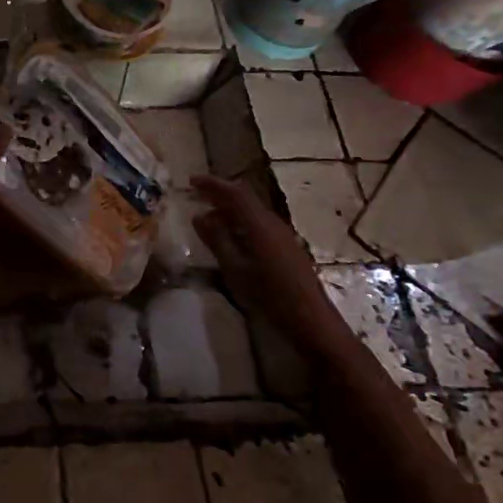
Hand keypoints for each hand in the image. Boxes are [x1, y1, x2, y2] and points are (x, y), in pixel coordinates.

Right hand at [190, 174, 334, 331]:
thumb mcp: (235, 268)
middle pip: (245, 199)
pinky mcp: (285, 249)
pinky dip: (239, 223)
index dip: (212, 184)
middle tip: (196, 195)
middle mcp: (272, 224)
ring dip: (229, 210)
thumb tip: (199, 216)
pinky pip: (258, 226)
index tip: (191, 181)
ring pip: (252, 213)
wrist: (311, 321)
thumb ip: (217, 239)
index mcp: (260, 225)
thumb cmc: (269, 295)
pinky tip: (229, 238)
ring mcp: (282, 236)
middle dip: (220, 194)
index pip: (235, 194)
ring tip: (207, 217)